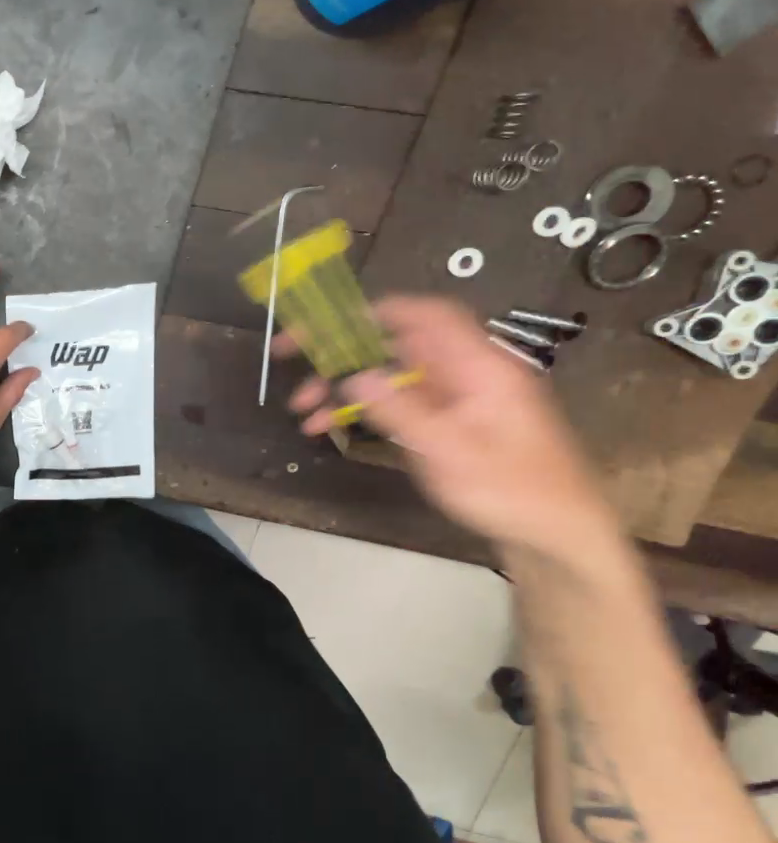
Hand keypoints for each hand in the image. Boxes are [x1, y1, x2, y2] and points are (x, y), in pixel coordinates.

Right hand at [288, 295, 615, 554]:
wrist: (554, 532)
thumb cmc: (512, 492)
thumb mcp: (451, 452)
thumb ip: (402, 411)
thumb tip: (355, 375)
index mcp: (479, 369)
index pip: (427, 316)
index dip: (375, 309)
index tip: (324, 320)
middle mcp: (463, 375)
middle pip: (393, 344)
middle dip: (339, 349)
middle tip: (290, 355)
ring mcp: (451, 398)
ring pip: (385, 375)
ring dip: (340, 385)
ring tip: (302, 408)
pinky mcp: (441, 421)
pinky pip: (391, 402)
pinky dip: (356, 409)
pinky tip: (326, 427)